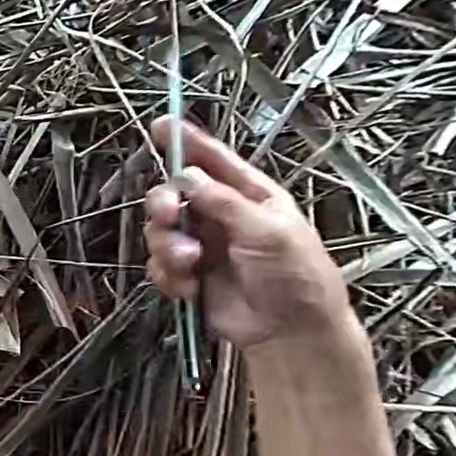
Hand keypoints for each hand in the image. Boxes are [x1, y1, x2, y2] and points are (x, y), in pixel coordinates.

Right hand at [143, 116, 353, 349]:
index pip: (211, 161)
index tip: (161, 125)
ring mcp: (200, 246)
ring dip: (167, 247)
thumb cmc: (297, 277)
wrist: (289, 331)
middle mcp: (219, 217)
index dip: (186, 141)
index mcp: (247, 196)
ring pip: (159, 232)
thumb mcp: (267, 231)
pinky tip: (190, 286)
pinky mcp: (186, 275)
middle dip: (164, 204)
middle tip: (168, 215)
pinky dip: (169, 276)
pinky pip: (158, 266)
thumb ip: (224, 202)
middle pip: (172, 194)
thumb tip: (186, 175)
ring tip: (190, 263)